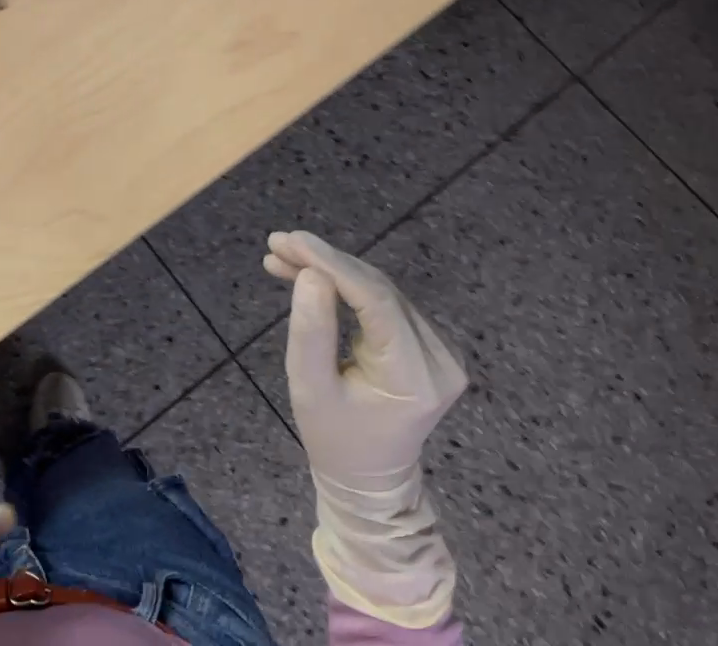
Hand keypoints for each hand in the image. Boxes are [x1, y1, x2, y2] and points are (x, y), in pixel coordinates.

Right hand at [265, 231, 466, 628]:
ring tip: (282, 256)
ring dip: (331, 270)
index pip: (375, 301)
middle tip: (277, 244)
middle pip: (379, 290)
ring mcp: (440, 351)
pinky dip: (344, 286)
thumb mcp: (309, 388)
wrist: (368, 476)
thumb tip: (311, 274)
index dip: (331, 264)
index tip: (290, 241)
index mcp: (415, 376)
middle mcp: (440, 358)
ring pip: (379, 291)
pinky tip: (309, 275)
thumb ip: (311, 331)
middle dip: (326, 262)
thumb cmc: (333, 437)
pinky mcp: (428, 346)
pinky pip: (383, 304)